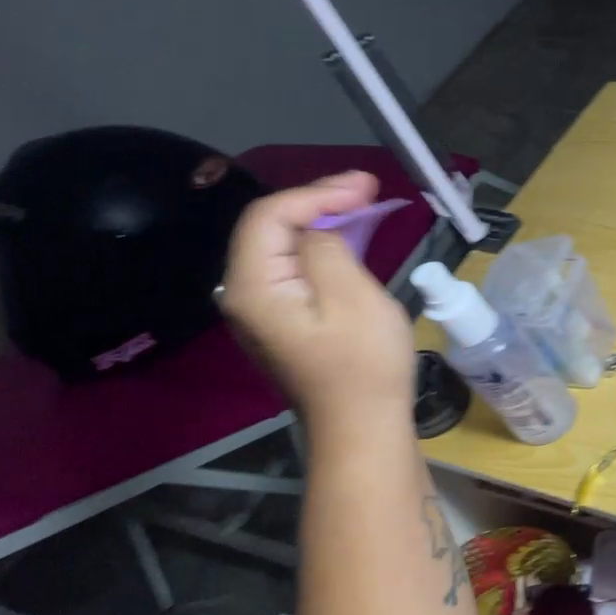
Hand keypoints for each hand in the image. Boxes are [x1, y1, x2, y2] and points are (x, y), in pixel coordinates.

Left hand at [218, 172, 414, 422]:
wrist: (362, 428)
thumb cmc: (364, 365)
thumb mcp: (353, 298)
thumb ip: (327, 250)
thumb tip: (321, 234)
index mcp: (254, 286)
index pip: (269, 216)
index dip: (316, 192)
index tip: (366, 186)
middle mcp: (245, 295)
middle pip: (271, 228)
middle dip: (319, 201)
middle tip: (370, 189)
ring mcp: (263, 312)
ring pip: (284, 248)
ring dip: (324, 222)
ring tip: (365, 206)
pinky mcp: (285, 323)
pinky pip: (296, 270)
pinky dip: (324, 248)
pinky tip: (351, 241)